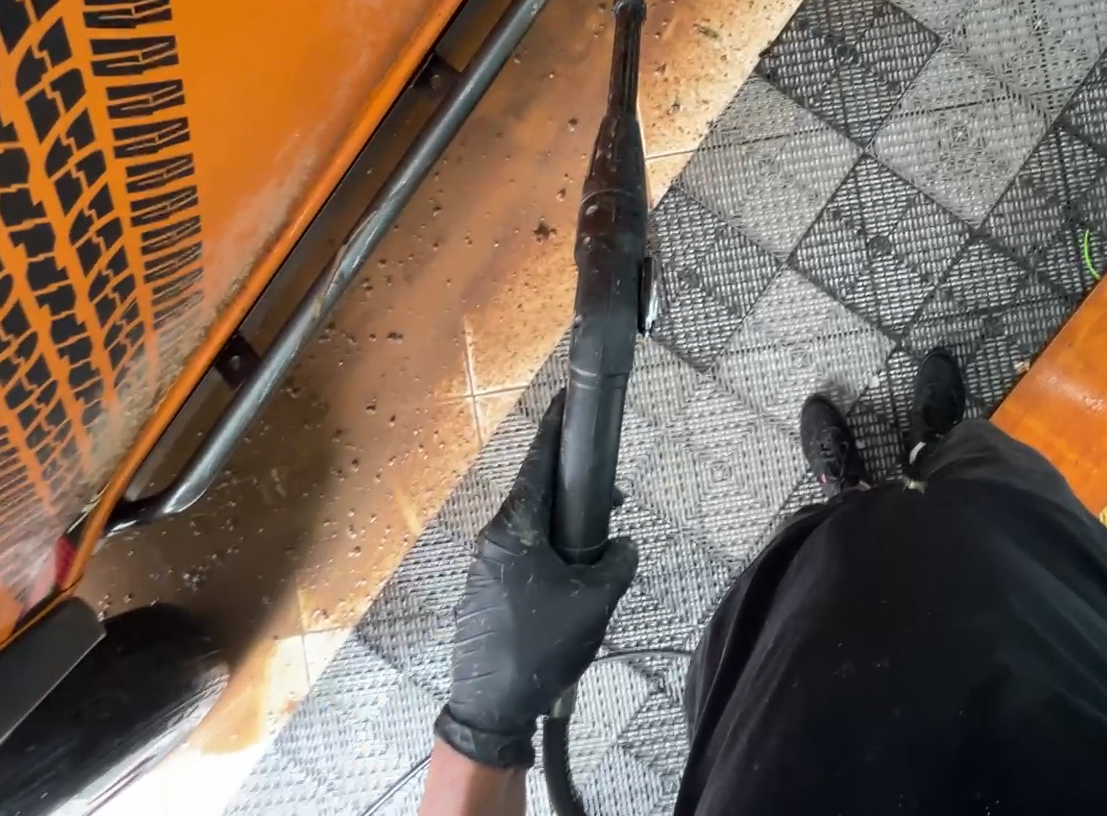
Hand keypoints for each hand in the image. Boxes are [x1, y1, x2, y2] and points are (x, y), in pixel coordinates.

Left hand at [434, 392, 637, 767]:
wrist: (492, 708)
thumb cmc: (543, 644)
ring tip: (596, 544)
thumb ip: (619, 559)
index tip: (567, 398)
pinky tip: (570, 573)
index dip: (555, 428)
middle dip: (572, 485)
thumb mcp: (597, 599)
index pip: (539, 462)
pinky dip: (549, 547)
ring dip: (563, 522)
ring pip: (531, 524)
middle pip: (537, 491)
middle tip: (610, 496)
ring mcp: (484, 564)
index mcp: (515, 528)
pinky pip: (522, 550)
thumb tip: (622, 543)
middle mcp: (494, 536)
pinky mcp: (485, 588)